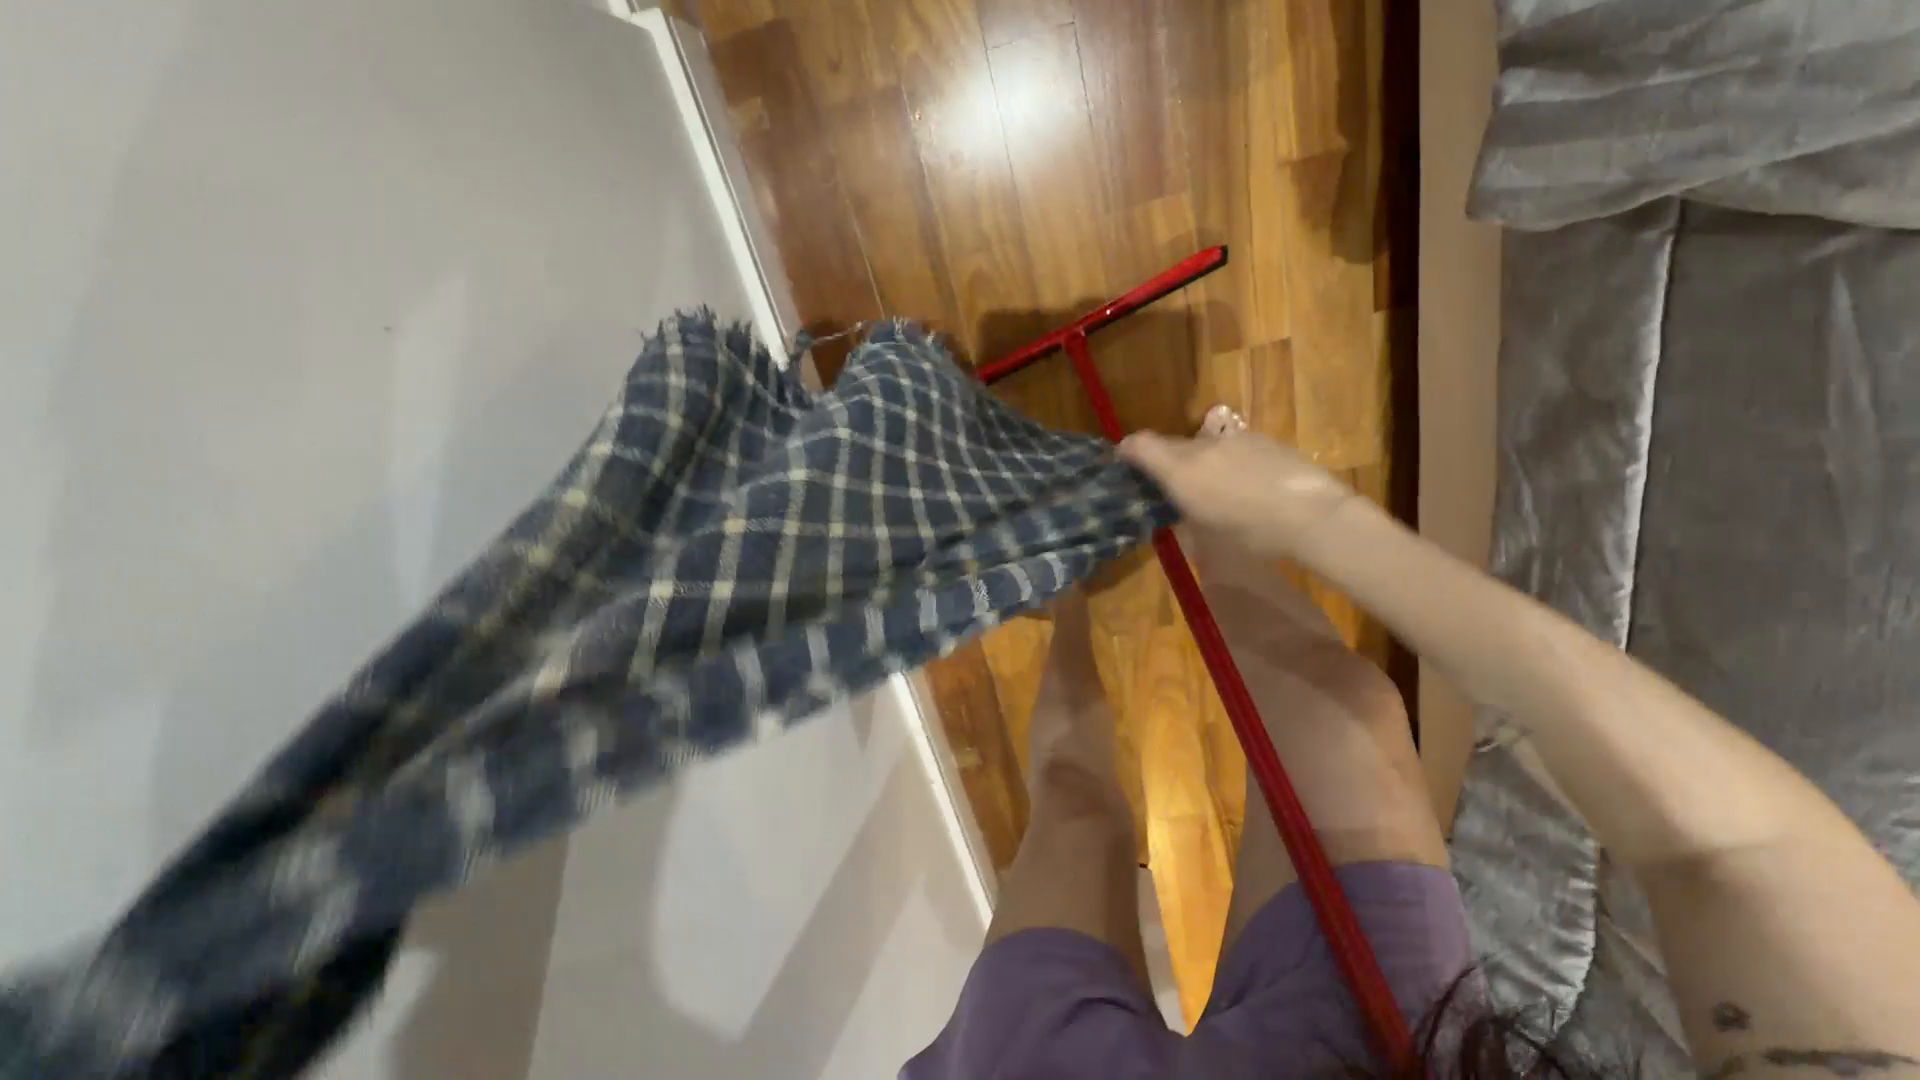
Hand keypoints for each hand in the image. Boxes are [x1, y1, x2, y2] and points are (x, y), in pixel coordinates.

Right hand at [1117, 421, 1355, 558]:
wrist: (1311, 515)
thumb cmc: (1253, 533)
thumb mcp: (1208, 530)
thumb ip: (1184, 509)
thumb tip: (1176, 502)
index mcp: (1180, 470)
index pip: (1140, 444)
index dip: (1128, 450)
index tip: (1125, 461)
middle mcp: (1201, 446)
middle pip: (1173, 445)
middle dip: (1168, 461)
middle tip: (1174, 487)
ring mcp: (1234, 439)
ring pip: (1204, 446)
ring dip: (1202, 462)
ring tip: (1217, 489)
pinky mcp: (1262, 439)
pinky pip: (1232, 447)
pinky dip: (1230, 462)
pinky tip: (1248, 485)